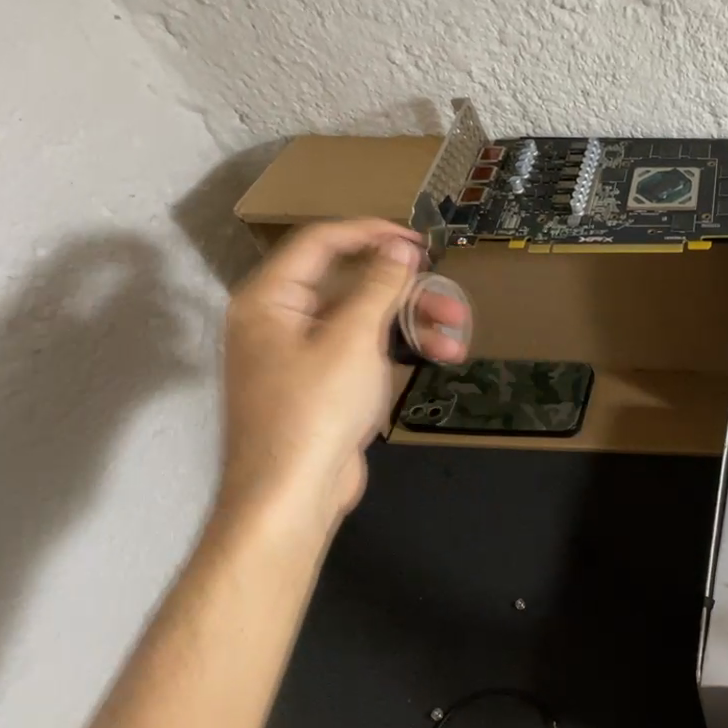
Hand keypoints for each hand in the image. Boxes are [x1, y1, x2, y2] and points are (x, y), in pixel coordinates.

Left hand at [217, 219, 460, 536]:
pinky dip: (399, 350)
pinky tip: (438, 358)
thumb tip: (399, 248)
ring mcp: (303, 353)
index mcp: (270, 299)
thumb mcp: (353, 340)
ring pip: (366, 320)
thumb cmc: (315, 410)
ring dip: (413, 325)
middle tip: (452, 301)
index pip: (320, 243)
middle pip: (352, 286)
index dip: (371, 234)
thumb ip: (378, 287)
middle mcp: (282, 319)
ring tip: (457, 341)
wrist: (292, 493)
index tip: (420, 242)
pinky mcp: (324, 383)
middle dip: (408, 293)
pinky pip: (365, 350)